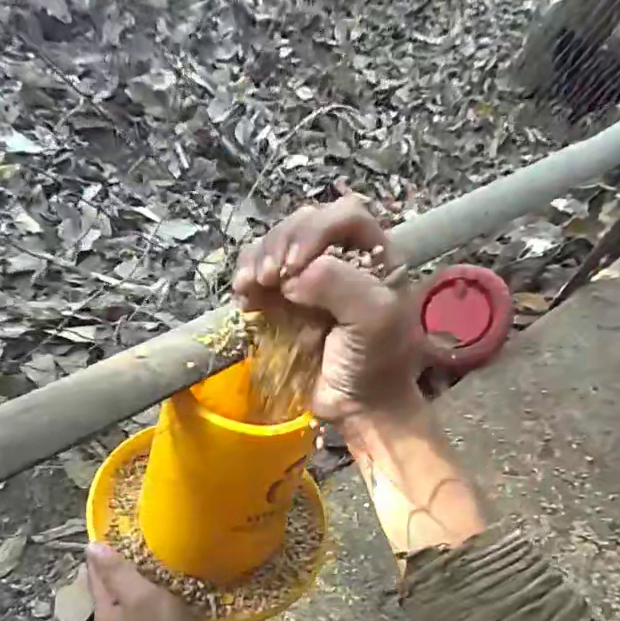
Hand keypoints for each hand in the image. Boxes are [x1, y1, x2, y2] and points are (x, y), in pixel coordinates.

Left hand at [86, 543, 213, 620]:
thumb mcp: (141, 597)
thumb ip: (117, 572)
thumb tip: (91, 547)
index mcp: (104, 612)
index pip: (95, 573)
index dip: (103, 551)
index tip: (120, 529)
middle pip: (112, 586)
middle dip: (123, 563)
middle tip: (143, 539)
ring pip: (131, 598)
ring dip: (141, 579)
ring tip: (159, 558)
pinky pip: (148, 610)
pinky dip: (156, 595)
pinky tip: (172, 588)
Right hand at [232, 197, 424, 425]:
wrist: (358, 405)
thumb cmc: (375, 362)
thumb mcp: (374, 319)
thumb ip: (339, 284)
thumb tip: (292, 276)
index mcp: (374, 254)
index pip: (344, 215)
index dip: (316, 230)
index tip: (295, 264)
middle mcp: (340, 258)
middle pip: (304, 223)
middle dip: (281, 244)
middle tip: (271, 277)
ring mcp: (308, 278)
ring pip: (276, 243)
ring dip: (258, 258)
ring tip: (253, 286)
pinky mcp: (281, 300)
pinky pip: (257, 272)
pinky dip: (245, 276)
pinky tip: (244, 294)